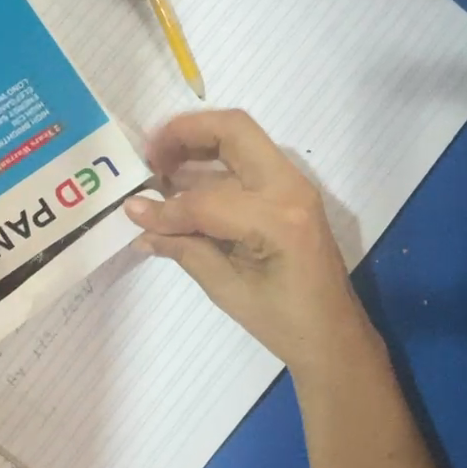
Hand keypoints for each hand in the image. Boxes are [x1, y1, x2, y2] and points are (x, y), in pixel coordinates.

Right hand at [125, 109, 368, 376]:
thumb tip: (139, 221)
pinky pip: (247, 163)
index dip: (165, 209)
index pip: (206, 200)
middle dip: (184, 133)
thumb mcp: (228, 290)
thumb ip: (184, 249)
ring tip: (159, 166)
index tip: (133, 212)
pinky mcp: (289, 193)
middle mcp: (289, 189)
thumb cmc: (285, 324)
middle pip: (233, 131)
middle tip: (149, 155)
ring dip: (197, 143)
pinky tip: (181, 184)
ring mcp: (293, 186)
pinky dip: (212, 165)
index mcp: (278, 220)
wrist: (333, 336)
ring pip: (241, 139)